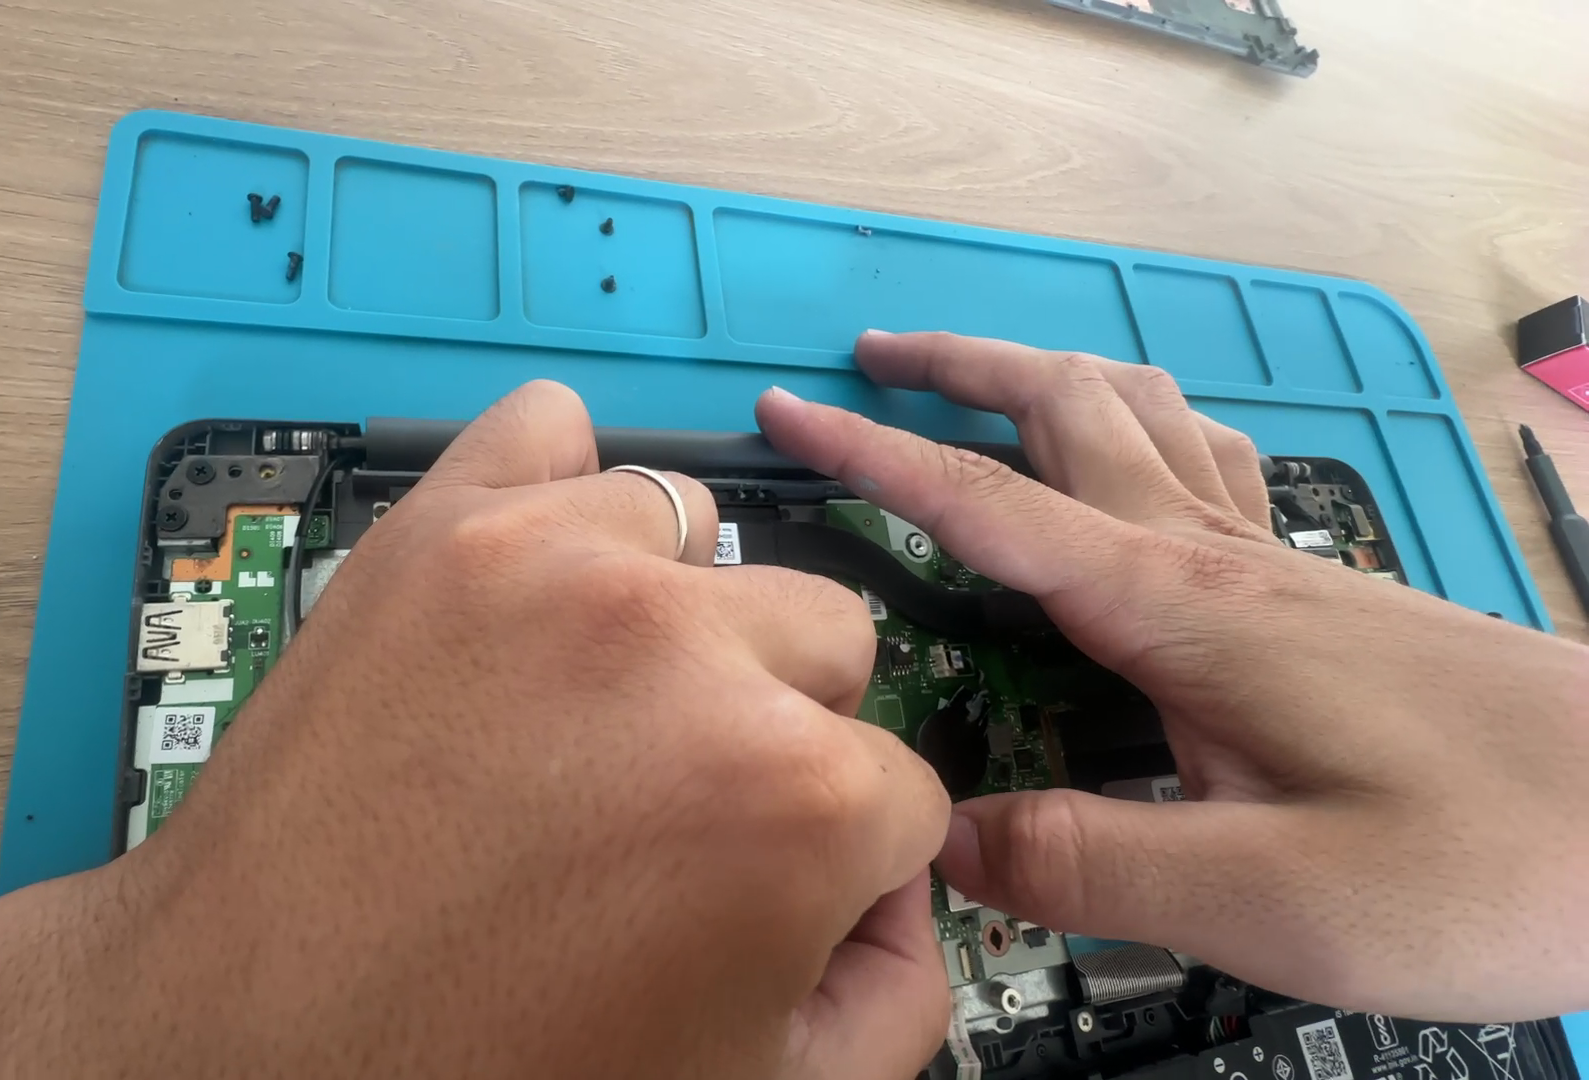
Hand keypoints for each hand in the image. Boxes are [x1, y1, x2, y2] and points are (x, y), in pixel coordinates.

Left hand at [102, 383, 952, 1077]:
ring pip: (701, 528)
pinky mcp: (445, 523)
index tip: (769, 873)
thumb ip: (889, 996)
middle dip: (779, 716)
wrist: (247, 1034)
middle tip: (674, 779)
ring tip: (592, 685)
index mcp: (784, 796)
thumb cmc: (493, 1071)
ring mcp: (555, 561)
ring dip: (676, 607)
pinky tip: (538, 572)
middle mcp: (681, 646)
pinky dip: (563, 485)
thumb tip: (898, 879)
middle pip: (828, 630)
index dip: (845, 850)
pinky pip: (549, 427)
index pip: (902, 784)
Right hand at [757, 331, 1588, 1022]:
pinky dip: (1128, 410)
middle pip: (1054, 403)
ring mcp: (1248, 545)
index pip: (975, 500)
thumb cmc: (1504, 860)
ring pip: (1126, 402)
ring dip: (1033, 369)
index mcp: (1158, 601)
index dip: (867, 451)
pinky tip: (1116, 435)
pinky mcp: (1289, 566)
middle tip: (872, 356)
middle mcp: (1192, 546)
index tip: (790, 412)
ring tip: (970, 373)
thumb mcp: (1284, 903)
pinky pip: (1191, 444)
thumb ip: (1096, 866)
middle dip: (948, 366)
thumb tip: (945, 841)